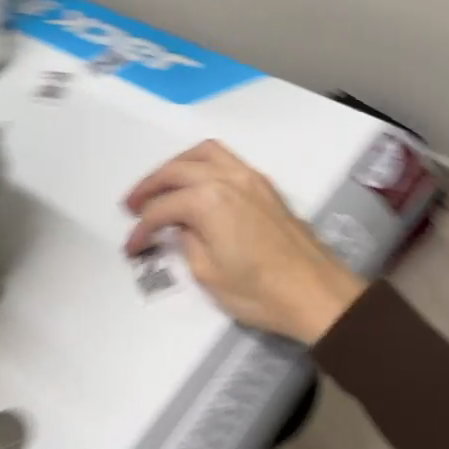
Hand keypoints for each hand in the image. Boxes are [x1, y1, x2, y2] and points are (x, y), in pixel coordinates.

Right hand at [124, 140, 366, 344]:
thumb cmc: (260, 292)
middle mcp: (227, 178)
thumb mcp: (208, 274)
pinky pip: (225, 160)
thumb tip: (180, 228)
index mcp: (208, 200)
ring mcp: (249, 178)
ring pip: (203, 154)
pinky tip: (195, 183)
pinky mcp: (264, 186)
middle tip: (132, 205)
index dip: (142, 228)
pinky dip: (202, 164)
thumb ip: (186, 243)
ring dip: (176, 165)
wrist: (317, 294)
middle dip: (150, 187)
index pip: (163, 209)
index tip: (131, 246)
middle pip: (176, 171)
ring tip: (162, 184)